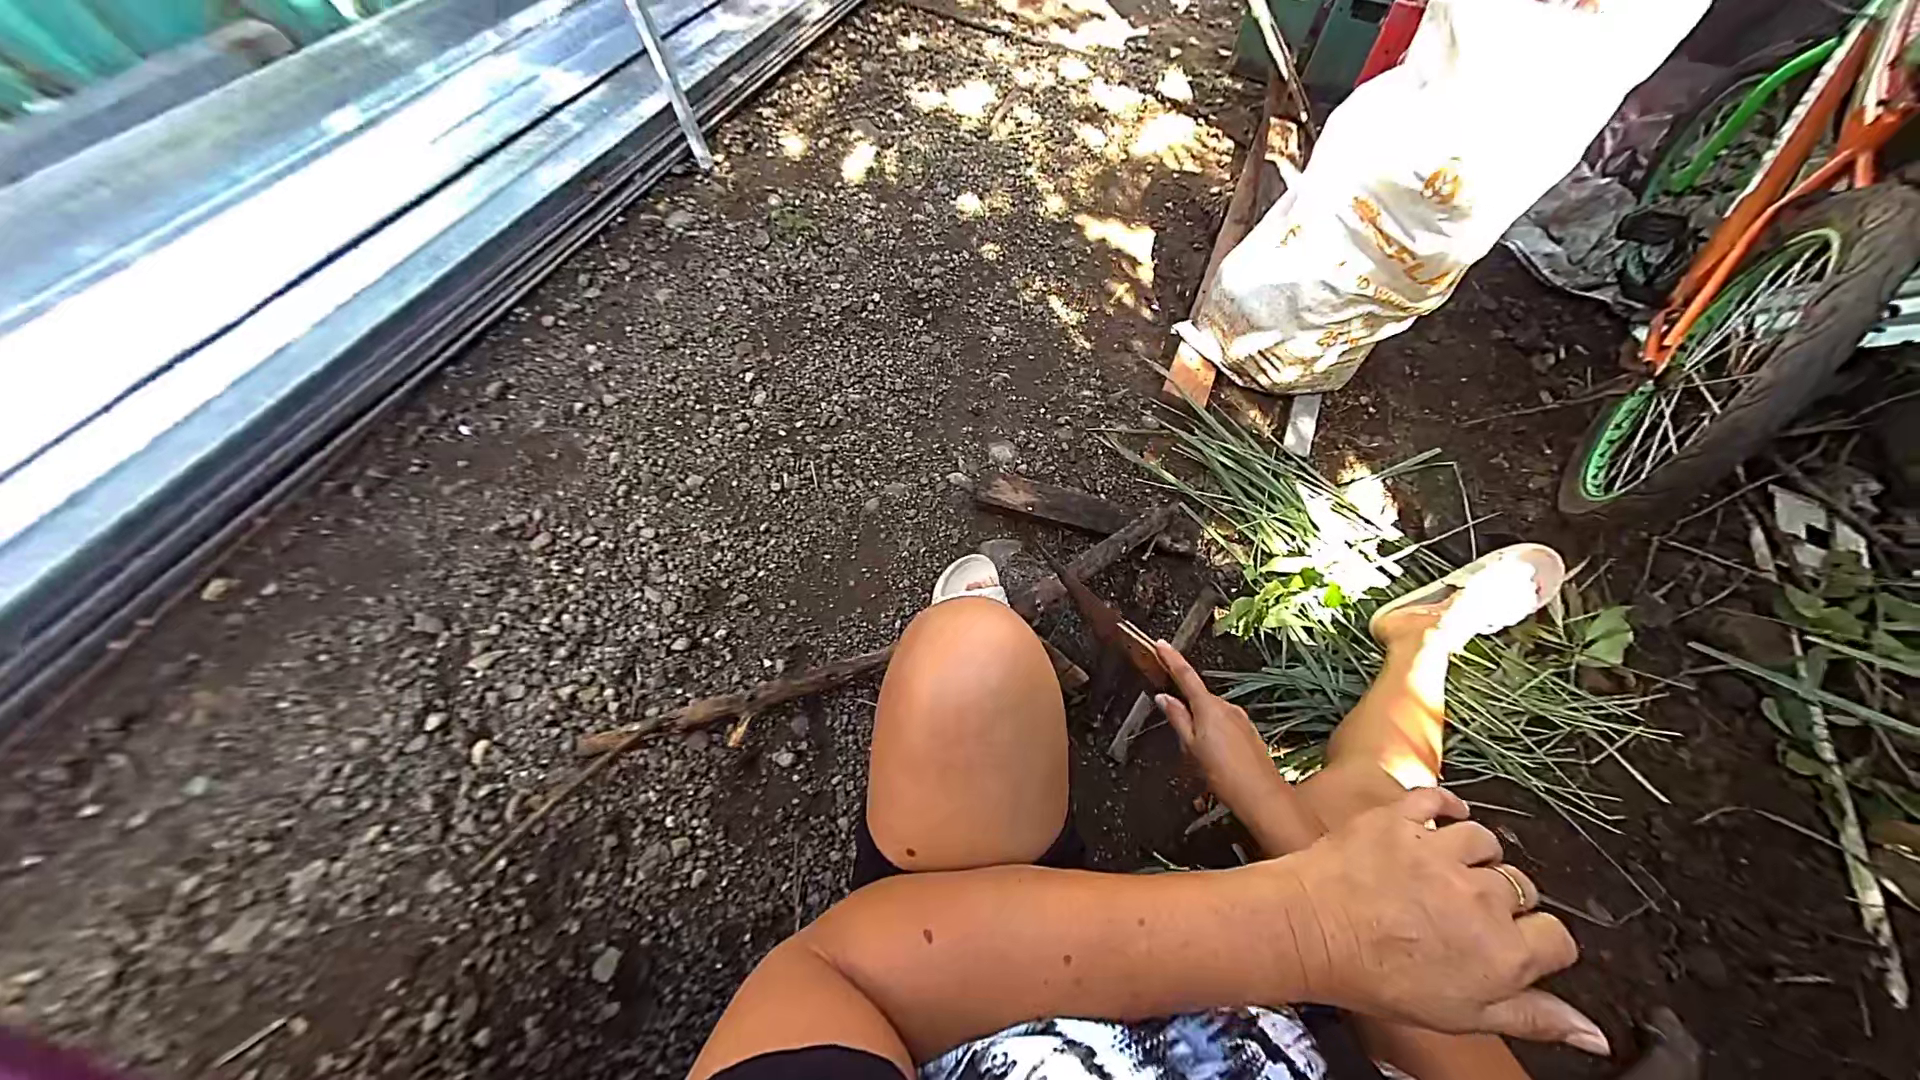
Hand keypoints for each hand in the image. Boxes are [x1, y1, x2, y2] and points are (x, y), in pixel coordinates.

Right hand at [1152, 640, 1282, 815]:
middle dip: (1186, 706)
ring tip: (1197, 753)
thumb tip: (1163, 697)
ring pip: (1212, 712)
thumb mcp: (1191, 746)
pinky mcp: (1250, 732)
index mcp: (1208, 707)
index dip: (1172, 659)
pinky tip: (1215, 755)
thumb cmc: (1224, 774)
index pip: (1186, 675)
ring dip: (1201, 723)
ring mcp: (1241, 719)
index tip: (1161, 645)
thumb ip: (1177, 718)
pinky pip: (1225, 723)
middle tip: (1178, 733)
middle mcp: (1227, 707)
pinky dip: (1214, 731)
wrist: (1263, 797)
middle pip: (1199, 697)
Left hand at [1280, 787, 1609, 1056]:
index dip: (1536, 940)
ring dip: (1475, 852)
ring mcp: (1436, 851)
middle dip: (1502, 897)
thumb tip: (1591, 1033)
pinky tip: (1449, 810)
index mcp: (1503, 951)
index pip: (1556, 938)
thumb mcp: (1461, 1015)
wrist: (1310, 928)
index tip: (1516, 939)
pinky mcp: (1397, 819)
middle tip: (1469, 906)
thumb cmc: (1374, 974)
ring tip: (1455, 865)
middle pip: (1518, 886)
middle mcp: (1478, 896)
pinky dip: (1446, 802)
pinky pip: (1435, 798)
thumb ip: (1532, 1018)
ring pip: (1482, 840)